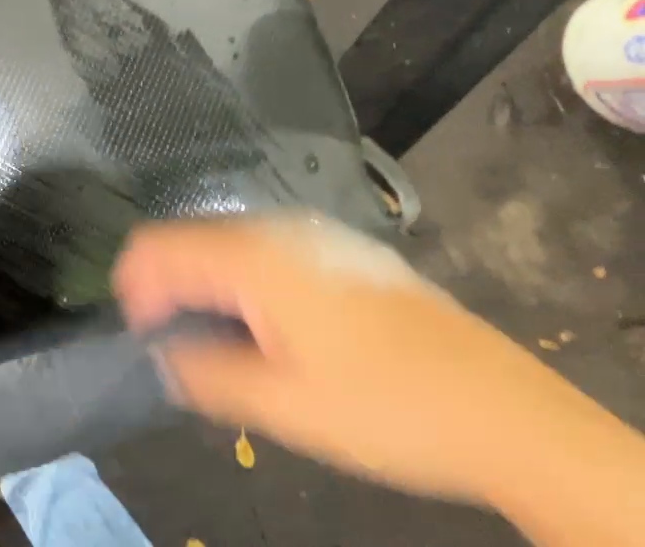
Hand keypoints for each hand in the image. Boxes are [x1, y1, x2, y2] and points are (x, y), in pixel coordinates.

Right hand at [112, 213, 644, 522]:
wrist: (518, 420)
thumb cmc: (388, 407)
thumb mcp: (280, 405)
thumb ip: (199, 373)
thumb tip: (157, 355)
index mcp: (252, 255)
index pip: (154, 246)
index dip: (132, 288)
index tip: (141, 338)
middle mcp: (279, 228)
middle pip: (187, 240)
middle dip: (169, 289)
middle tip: (179, 348)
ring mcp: (319, 235)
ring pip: (226, 245)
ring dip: (207, 287)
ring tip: (224, 344)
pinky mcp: (348, 253)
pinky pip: (266, 253)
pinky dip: (245, 284)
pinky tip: (272, 332)